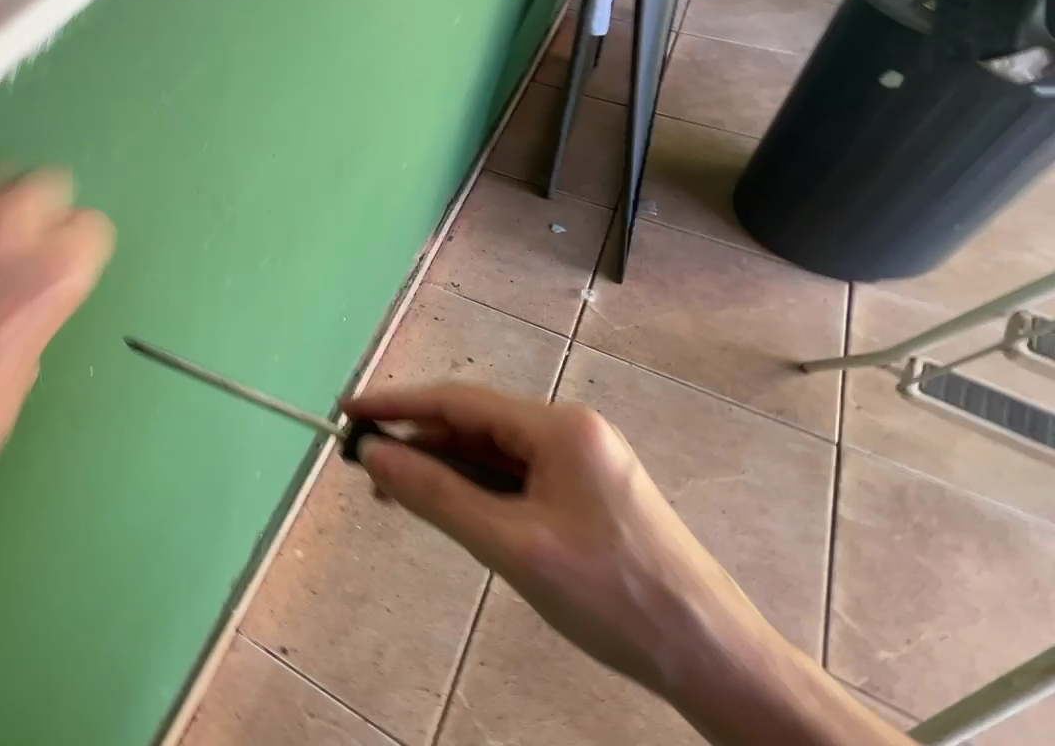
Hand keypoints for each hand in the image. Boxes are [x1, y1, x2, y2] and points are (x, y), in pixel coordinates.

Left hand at [0, 169, 113, 552]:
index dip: (78, 254)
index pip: (90, 229)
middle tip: (27, 251)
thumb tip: (28, 306)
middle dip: (42, 217)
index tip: (64, 272)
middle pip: (44, 185)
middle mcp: (1, 238)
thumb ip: (35, 324)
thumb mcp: (20, 385)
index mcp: (46, 282)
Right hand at [342, 386, 774, 701]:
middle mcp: (570, 433)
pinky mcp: (584, 494)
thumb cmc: (611, 596)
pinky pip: (512, 478)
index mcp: (559, 429)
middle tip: (364, 464)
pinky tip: (445, 508)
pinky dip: (472, 490)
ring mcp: (580, 463)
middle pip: (474, 425)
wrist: (714, 658)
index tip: (347, 412)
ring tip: (392, 492)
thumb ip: (435, 494)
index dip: (396, 405)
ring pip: (490, 454)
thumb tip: (372, 455)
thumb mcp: (510, 545)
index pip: (458, 401)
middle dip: (417, 442)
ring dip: (441, 469)